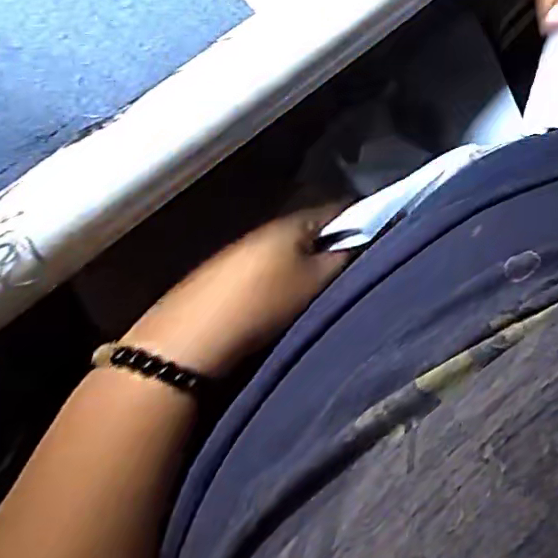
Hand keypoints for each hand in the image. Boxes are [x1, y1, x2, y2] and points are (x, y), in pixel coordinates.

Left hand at [122, 203, 350, 377]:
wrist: (179, 349)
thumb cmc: (262, 306)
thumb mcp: (318, 282)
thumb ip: (347, 255)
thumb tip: (368, 238)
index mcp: (294, 222)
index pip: (342, 208)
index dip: (364, 220)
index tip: (378, 239)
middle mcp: (265, 229)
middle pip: (312, 231)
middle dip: (331, 245)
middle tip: (348, 270)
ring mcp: (236, 253)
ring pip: (286, 251)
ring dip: (302, 264)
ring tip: (315, 289)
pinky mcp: (215, 280)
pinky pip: (262, 269)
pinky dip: (276, 279)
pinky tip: (277, 302)